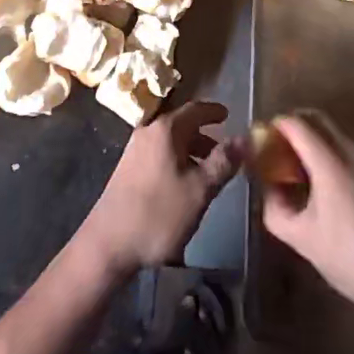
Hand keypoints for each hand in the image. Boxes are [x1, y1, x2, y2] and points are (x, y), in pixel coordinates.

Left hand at [79, 100, 243, 272]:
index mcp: (165, 130)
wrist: (108, 244)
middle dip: (205, 136)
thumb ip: (223, 162)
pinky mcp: (127, 169)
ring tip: (208, 171)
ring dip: (191, 151)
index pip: (194, 109)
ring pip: (170, 142)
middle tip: (225, 151)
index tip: (229, 115)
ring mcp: (134, 150)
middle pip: (181, 125)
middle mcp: (147, 132)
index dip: (214, 111)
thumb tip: (245, 138)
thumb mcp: (199, 190)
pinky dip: (176, 160)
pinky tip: (184, 183)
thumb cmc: (158, 214)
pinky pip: (159, 154)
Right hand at [259, 112, 353, 316]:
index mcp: (330, 162)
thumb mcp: (300, 237)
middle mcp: (352, 153)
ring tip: (297, 168)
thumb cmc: (347, 258)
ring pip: (335, 133)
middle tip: (277, 147)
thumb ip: (275, 207)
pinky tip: (324, 185)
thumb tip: (269, 189)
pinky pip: (348, 149)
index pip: (297, 124)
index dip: (275, 125)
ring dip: (313, 138)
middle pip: (318, 118)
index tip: (261, 139)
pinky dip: (329, 151)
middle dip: (294, 125)